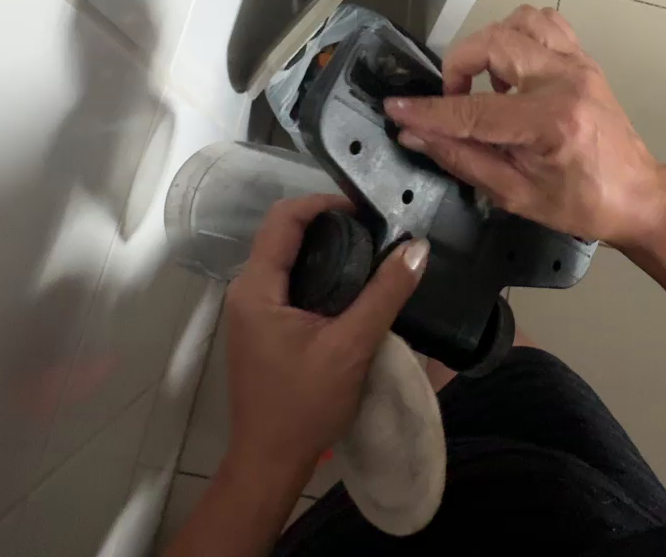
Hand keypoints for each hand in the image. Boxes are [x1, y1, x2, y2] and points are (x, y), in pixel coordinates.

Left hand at [223, 193, 428, 480]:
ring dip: (325, 247)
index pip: (284, 219)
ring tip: (368, 248)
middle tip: (373, 227)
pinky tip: (351, 282)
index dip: (323, 202)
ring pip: (288, 257)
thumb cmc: (305, 405)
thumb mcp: (351, 346)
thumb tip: (418, 248)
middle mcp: (247, 290)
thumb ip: (385, 294)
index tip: (364, 209)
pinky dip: (319, 270)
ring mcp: (253, 309)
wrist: (271, 463)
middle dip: (328, 221)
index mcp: (257, 287)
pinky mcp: (264, 325)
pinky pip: (290, 280)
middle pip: (285, 234)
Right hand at [383, 5, 665, 247]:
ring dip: (490, 45)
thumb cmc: (581, 204)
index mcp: (550, 122)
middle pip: (494, 42)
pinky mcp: (583, 58)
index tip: (395, 109)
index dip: (428, 111)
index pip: (473, 109)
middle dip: (458, 66)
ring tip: (487, 82)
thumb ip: (461, 158)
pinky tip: (512, 69)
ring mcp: (578, 63)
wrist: (638, 195)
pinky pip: (545, 23)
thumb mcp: (515, 194)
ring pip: (519, 21)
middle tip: (451, 99)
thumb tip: (415, 135)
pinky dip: (518, 36)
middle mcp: (565, 80)